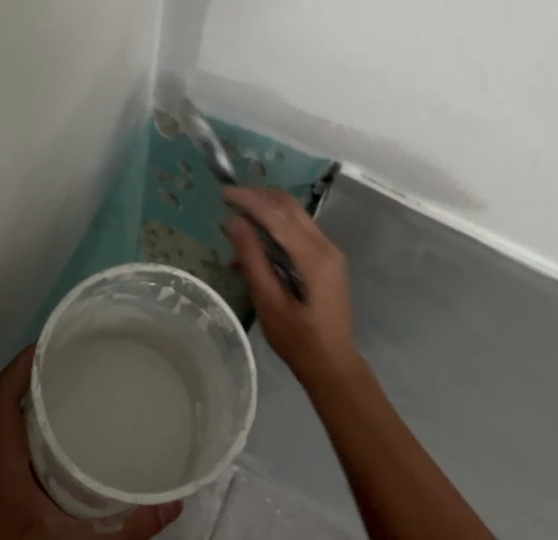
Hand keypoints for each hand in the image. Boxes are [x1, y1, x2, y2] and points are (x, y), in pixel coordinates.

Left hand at [0, 344, 182, 539]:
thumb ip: (132, 526)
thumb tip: (175, 501)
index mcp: (3, 474)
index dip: (17, 367)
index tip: (48, 344)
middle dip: (23, 375)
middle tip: (62, 358)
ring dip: (23, 400)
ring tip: (63, 383)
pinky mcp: (1, 498)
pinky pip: (7, 446)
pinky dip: (27, 426)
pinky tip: (59, 431)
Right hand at [222, 186, 359, 385]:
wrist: (333, 364)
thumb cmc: (298, 340)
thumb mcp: (268, 302)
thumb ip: (253, 259)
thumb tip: (234, 222)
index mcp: (313, 256)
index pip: (277, 214)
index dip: (249, 199)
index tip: (224, 194)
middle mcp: (326, 245)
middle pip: (289, 206)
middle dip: (259, 197)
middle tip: (229, 200)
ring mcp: (329, 251)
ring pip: (295, 215)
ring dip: (267, 211)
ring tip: (237, 220)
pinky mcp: (327, 259)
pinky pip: (299, 231)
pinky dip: (277, 228)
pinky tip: (255, 243)